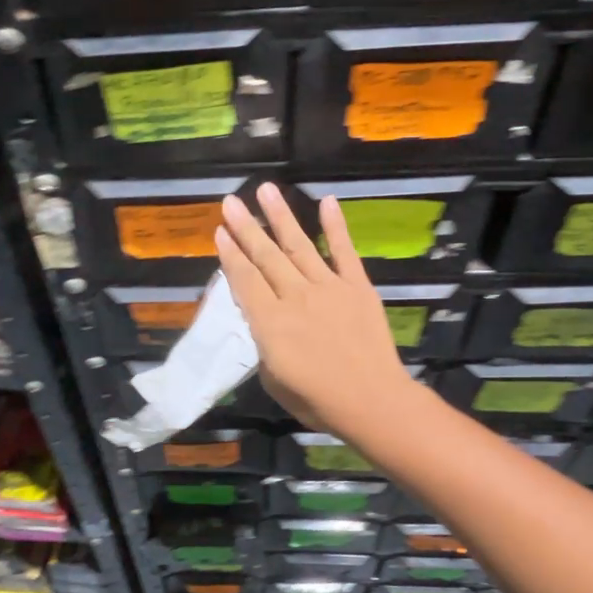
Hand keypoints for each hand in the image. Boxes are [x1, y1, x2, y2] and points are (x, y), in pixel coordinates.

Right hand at [215, 183, 417, 434]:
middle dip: (247, 227)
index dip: (230, 255)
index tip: (220, 231)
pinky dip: (335, 226)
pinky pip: (344, 252)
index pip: (245, 280)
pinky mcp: (358, 287)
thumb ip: (265, 346)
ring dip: (281, 216)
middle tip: (231, 201)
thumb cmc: (317, 400)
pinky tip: (326, 202)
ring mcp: (329, 288)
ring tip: (266, 190)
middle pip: (266, 256)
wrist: (372, 401)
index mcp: (270, 322)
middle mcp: (295, 296)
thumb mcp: (273, 380)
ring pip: (299, 245)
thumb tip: (264, 326)